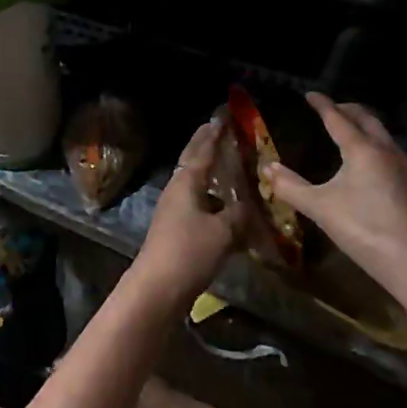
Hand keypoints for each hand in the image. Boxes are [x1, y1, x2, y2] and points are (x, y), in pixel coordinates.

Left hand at [131, 119, 244, 304]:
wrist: (156, 290)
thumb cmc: (189, 251)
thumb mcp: (223, 231)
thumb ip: (239, 215)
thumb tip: (249, 205)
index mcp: (186, 182)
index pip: (202, 150)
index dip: (213, 134)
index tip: (222, 117)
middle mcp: (176, 190)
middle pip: (191, 161)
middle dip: (204, 145)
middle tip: (217, 130)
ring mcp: (172, 211)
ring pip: (192, 182)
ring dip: (206, 171)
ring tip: (223, 164)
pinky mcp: (173, 231)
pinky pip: (194, 202)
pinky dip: (208, 196)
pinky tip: (221, 205)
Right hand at [266, 94, 406, 316]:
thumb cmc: (368, 231)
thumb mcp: (322, 210)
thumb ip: (292, 188)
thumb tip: (267, 168)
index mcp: (362, 148)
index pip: (338, 117)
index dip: (322, 104)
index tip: (310, 94)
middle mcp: (386, 149)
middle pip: (366, 118)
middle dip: (347, 109)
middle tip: (330, 108)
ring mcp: (406, 166)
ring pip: (383, 134)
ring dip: (364, 125)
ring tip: (350, 131)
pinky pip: (392, 150)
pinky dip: (376, 144)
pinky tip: (372, 164)